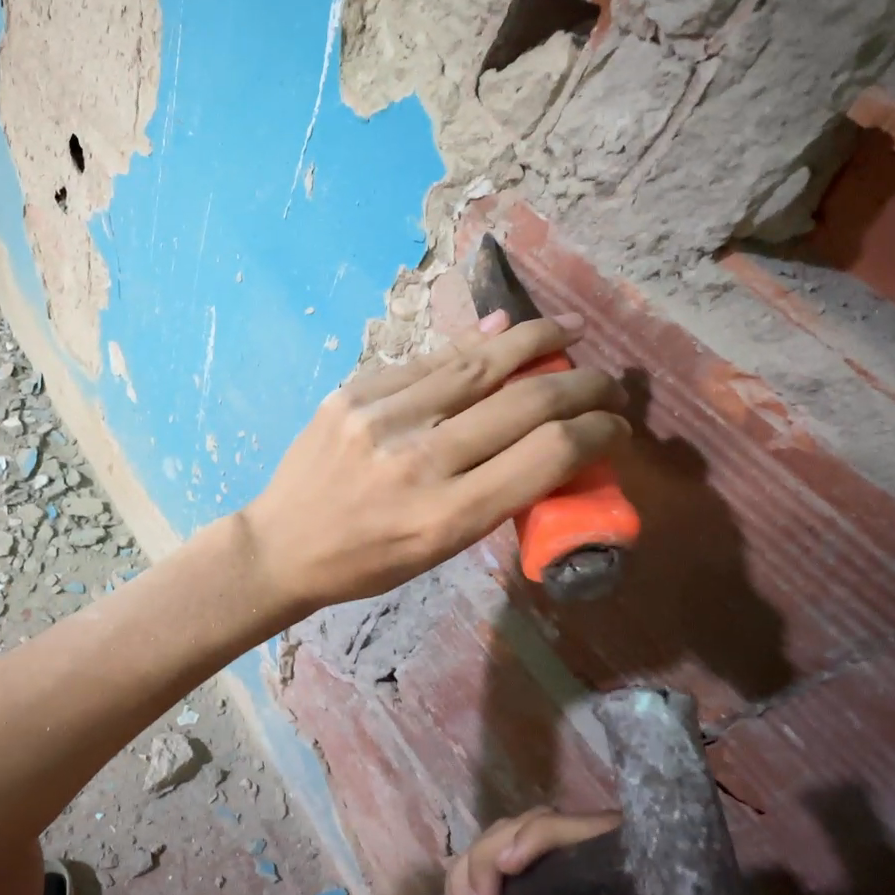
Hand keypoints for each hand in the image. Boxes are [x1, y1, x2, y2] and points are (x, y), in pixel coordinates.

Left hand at [235, 310, 628, 611]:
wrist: (280, 545)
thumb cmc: (368, 562)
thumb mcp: (441, 549)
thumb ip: (497, 493)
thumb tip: (552, 436)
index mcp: (446, 516)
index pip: (547, 454)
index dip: (596, 432)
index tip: (613, 427)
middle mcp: (417, 460)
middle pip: (524, 402)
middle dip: (581, 386)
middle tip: (605, 381)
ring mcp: (379, 420)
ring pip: (475, 364)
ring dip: (532, 341)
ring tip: (565, 332)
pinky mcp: (350, 395)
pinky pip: (425, 363)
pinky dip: (469, 348)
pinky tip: (499, 335)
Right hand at [438, 810, 661, 894]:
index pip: (614, 850)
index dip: (561, 836)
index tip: (511, 863)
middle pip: (560, 828)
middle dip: (499, 856)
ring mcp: (568, 892)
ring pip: (522, 831)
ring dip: (477, 869)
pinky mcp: (535, 885)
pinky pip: (498, 845)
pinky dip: (467, 874)